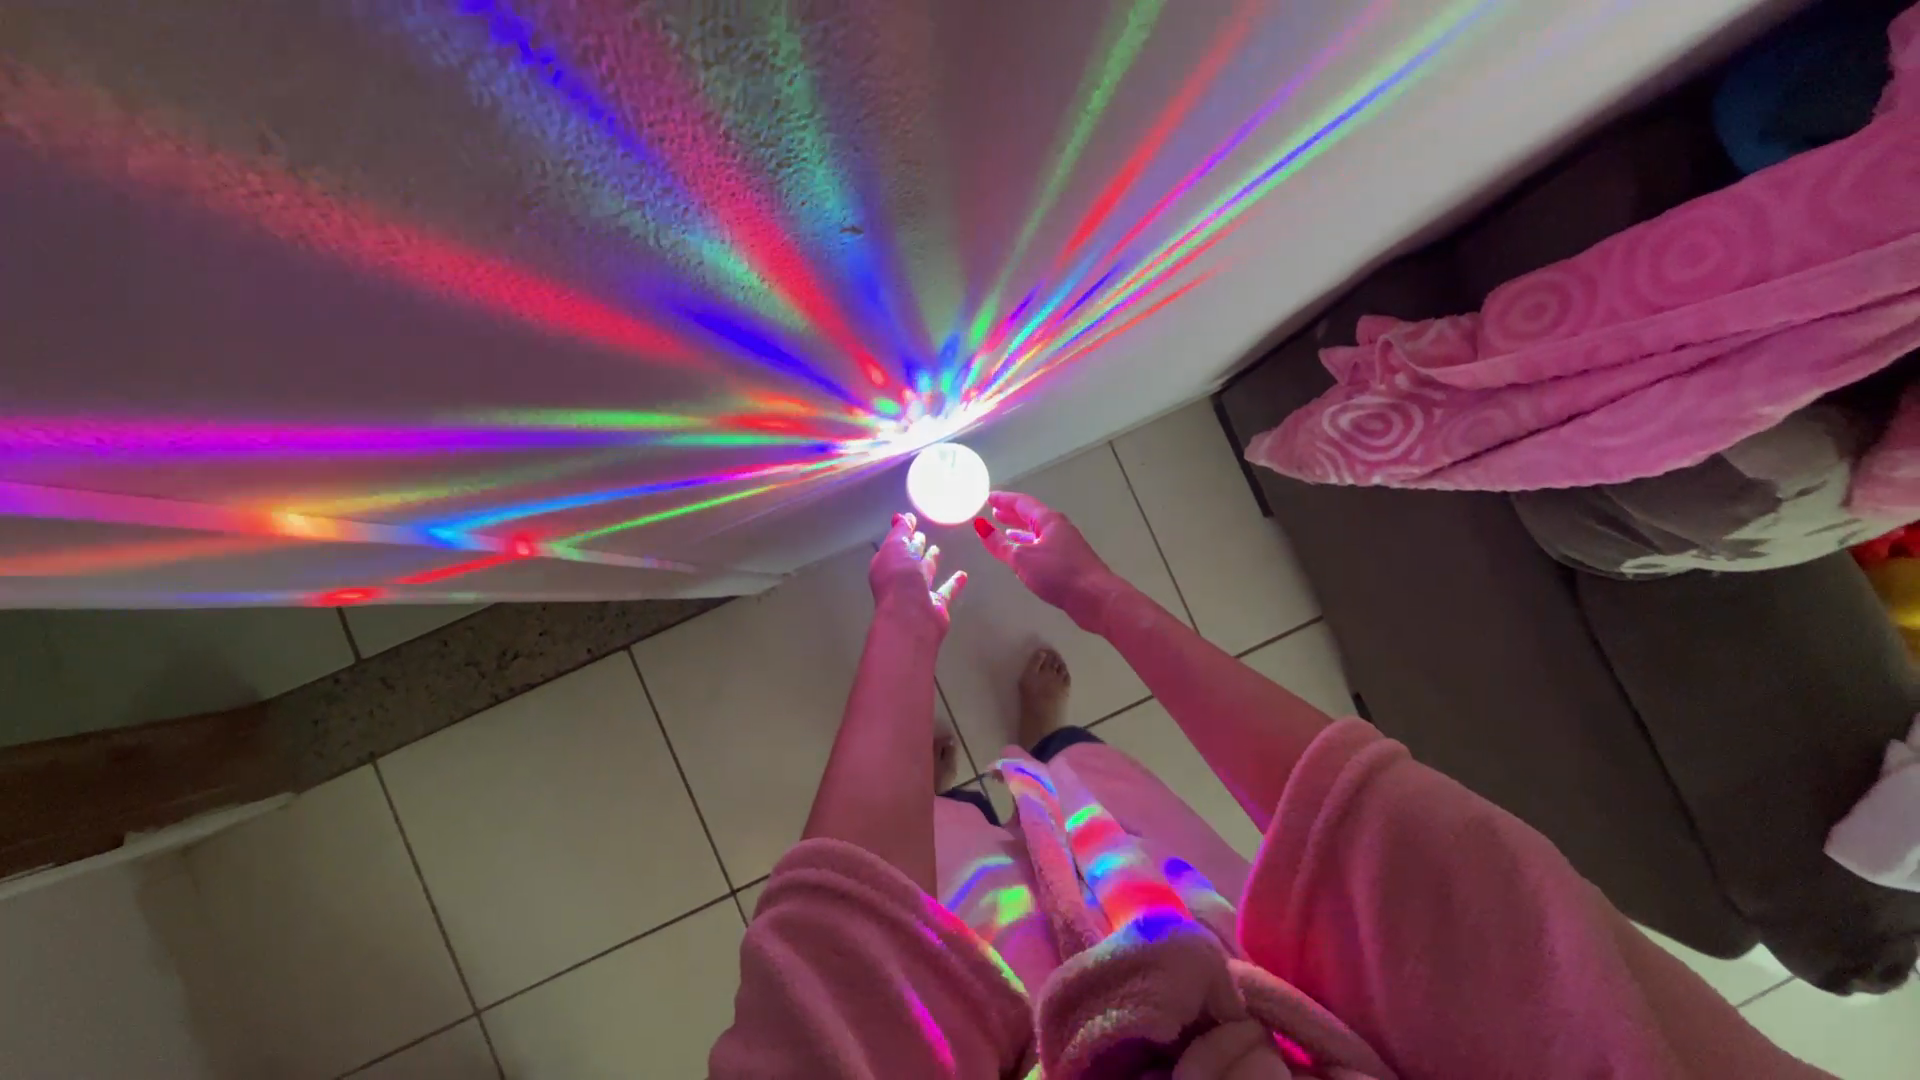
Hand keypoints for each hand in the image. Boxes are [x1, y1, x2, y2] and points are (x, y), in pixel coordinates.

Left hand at [870, 511, 966, 635]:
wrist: (911, 617)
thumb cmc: (899, 579)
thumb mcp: (895, 548)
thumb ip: (899, 532)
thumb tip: (901, 517)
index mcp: (886, 565)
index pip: (894, 546)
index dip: (902, 533)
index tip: (910, 519)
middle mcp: (899, 580)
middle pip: (908, 560)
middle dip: (914, 548)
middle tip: (922, 535)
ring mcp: (917, 594)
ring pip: (925, 574)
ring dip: (930, 562)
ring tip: (937, 549)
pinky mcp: (936, 606)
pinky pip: (945, 591)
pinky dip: (953, 584)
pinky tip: (962, 574)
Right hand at [973, 491, 1122, 631]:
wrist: (1095, 597)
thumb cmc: (1057, 573)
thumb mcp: (1022, 558)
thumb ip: (1000, 544)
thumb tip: (980, 526)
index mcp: (1048, 520)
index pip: (1022, 503)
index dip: (1004, 500)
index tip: (988, 497)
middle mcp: (1058, 528)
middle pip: (1031, 516)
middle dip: (1011, 514)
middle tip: (994, 511)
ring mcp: (1065, 545)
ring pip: (1038, 532)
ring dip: (1020, 530)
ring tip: (1004, 531)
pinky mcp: (1068, 562)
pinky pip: (1043, 546)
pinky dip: (1029, 546)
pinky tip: (1022, 555)